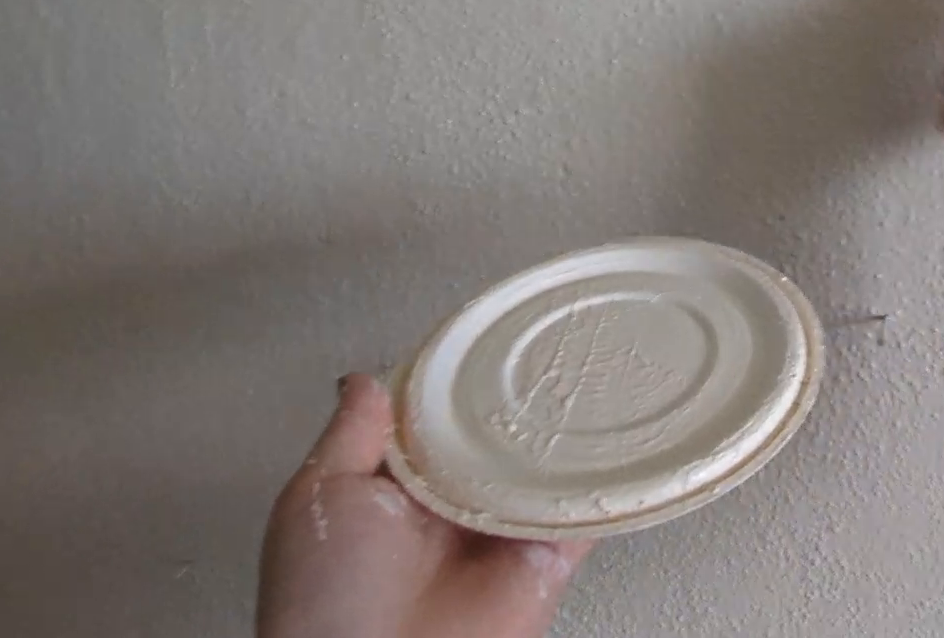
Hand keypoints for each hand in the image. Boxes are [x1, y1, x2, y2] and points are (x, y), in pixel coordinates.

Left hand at [258, 374, 592, 637]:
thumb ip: (350, 435)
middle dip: (528, 397)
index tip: (490, 339)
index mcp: (408, 489)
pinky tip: (623, 437)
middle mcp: (463, 503)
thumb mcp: (319, 501)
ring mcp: (511, 526)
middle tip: (555, 348)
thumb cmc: (329, 604)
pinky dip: (609, 477)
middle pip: (506, 434)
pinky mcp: (553, 550)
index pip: (445, 418)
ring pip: (552, 462)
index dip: (466, 380)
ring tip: (597, 375)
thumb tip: (361, 379)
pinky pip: (588, 506)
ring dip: (573, 428)